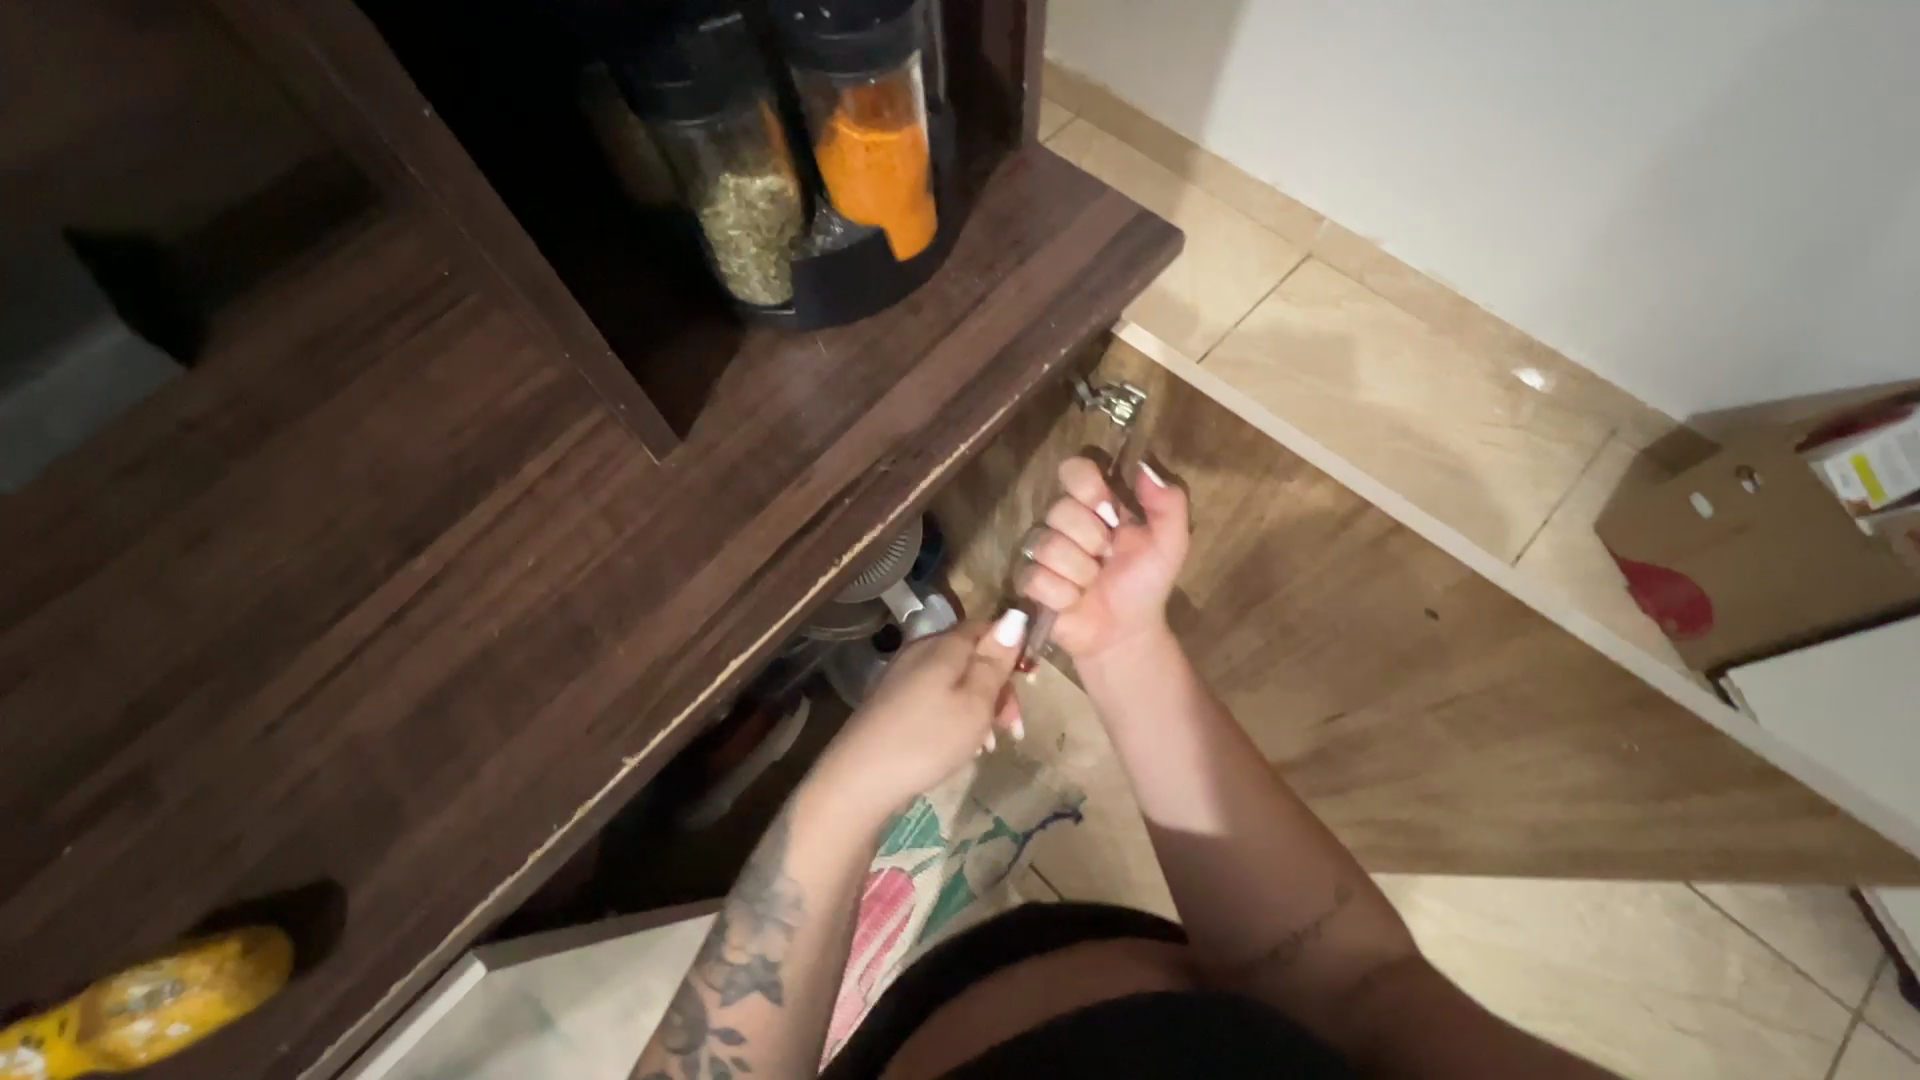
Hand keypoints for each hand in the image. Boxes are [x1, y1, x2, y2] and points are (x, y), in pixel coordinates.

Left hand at [811, 611, 1028, 818]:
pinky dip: (955, 715)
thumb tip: (1016, 615)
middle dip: (998, 687)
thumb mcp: (975, 703)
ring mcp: (902, 676)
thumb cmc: (928, 740)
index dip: (1012, 649)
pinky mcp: (892, 701)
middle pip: (971, 655)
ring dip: (979, 706)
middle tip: (1012, 727)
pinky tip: (960, 746)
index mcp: (943, 645)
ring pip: (955, 680)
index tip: (1029, 682)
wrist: (860, 779)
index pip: (986, 627)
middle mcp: (920, 650)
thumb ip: (995, 660)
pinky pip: (935, 697)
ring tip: (989, 744)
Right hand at [1017, 456, 1188, 665]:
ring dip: (1079, 572)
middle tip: (1107, 559)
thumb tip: (1142, 467)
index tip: (1108, 509)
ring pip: (1048, 545)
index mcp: (1097, 504)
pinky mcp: (1028, 581)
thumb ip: (1169, 503)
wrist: (1126, 633)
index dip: (1087, 487)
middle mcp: (1064, 521)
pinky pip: (1036, 577)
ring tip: (1092, 584)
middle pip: (1060, 510)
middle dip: (1091, 541)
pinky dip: (1063, 594)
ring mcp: (1042, 551)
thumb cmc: (1145, 585)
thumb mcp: (1170, 544)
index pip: (1075, 470)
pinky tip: (1075, 601)